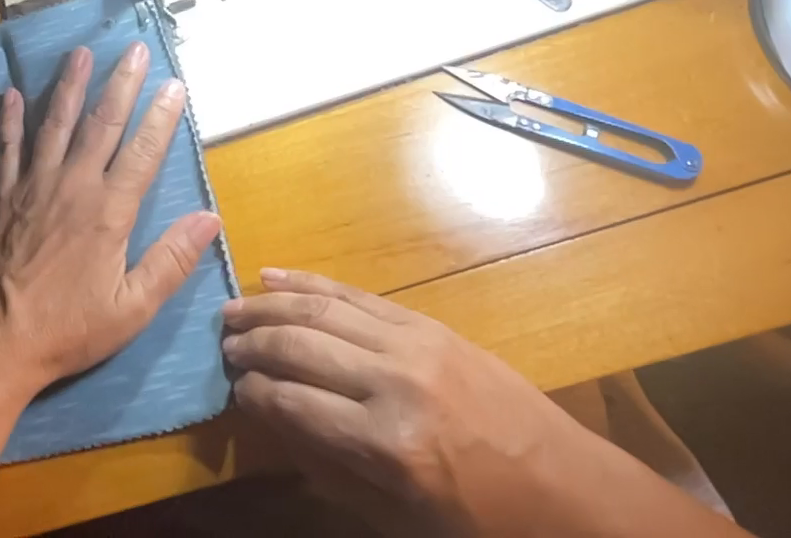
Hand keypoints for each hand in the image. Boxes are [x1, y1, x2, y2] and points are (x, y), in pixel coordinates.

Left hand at [0, 43, 222, 395]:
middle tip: (133, 49)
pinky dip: (10, 120)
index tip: (175, 85)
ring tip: (80, 53)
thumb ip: (171, 260)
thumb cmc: (69, 329)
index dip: (161, 117)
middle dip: (120, 84)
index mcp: (109, 211)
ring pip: (55, 124)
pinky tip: (10, 94)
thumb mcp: (132, 307)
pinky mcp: (3, 195)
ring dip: (69, 87)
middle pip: (101, 124)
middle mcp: (73, 186)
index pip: (143, 152)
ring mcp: (34, 185)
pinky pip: (8, 148)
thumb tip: (210, 217)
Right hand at [222, 270, 731, 537]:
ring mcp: (412, 344)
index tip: (232, 388)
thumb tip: (273, 416)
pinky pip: (355, 293)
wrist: (567, 488)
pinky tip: (275, 276)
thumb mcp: (399, 515)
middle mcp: (394, 383)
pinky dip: (309, 283)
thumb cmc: (480, 519)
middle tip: (223, 344)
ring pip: (320, 308)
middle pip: (299, 346)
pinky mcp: (426, 323)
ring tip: (233, 307)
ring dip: (269, 305)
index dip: (253, 393)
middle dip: (252, 344)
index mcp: (388, 444)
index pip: (293, 402)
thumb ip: (329, 463)